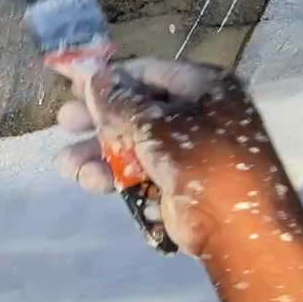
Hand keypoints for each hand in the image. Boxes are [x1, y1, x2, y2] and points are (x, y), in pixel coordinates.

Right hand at [52, 58, 297, 254]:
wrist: (238, 230)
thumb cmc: (201, 161)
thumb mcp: (154, 123)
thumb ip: (116, 99)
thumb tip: (88, 73)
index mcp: (201, 87)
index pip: (143, 71)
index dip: (103, 76)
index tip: (68, 81)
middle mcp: (194, 112)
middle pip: (132, 106)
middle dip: (95, 118)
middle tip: (65, 123)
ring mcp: (184, 148)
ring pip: (128, 140)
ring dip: (95, 151)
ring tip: (66, 165)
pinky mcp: (174, 178)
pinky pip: (135, 167)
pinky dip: (111, 173)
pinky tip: (90, 181)